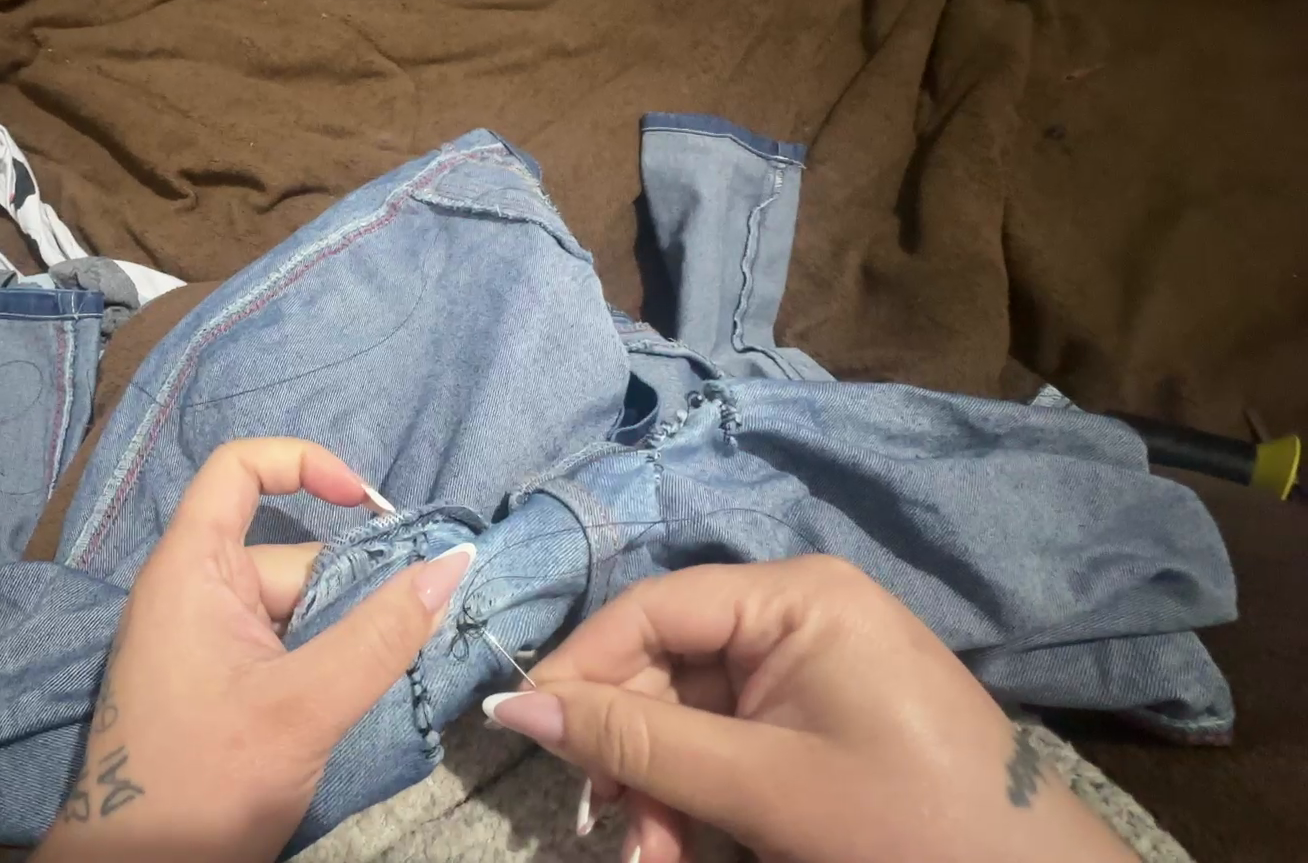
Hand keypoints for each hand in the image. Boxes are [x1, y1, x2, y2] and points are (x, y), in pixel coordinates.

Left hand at [35, 439, 474, 862]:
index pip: (238, 468)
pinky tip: (353, 691)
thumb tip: (454, 564)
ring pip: (297, 605)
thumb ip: (383, 634)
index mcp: (192, 567)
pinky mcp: (221, 672)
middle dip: (352, 589)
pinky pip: (286, 640)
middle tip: (410, 630)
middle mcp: (197, 587)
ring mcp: (209, 634)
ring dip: (345, 633)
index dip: (302, 463)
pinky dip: (325, 656)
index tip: (365, 502)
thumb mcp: (305, 706)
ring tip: (381, 675)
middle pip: (290, 552)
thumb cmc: (204, 785)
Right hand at [481, 556, 1136, 862]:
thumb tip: (512, 705)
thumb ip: (635, 741)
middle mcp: (791, 609)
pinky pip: (723, 736)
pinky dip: (695, 790)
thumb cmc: (917, 837)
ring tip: (652, 853)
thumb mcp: (762, 787)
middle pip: (667, 663)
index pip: (654, 608)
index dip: (584, 661)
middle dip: (631, 745)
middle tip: (603, 818)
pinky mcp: (809, 709)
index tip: (526, 718)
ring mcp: (802, 659)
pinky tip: (683, 842)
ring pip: (688, 708)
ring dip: (658, 781)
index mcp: (793, 593)